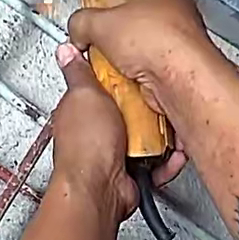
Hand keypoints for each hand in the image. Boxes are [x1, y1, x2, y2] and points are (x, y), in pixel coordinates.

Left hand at [50, 43, 186, 223]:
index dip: (121, 75)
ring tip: (168, 131)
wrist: (99, 188)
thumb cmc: (86, 146)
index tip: (138, 69)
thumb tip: (67, 51)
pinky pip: (155, 162)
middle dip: (147, 107)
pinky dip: (166, 161)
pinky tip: (171, 155)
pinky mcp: (131, 171)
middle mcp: (96, 131)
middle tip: (156, 101)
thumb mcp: (83, 94)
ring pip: (146, 136)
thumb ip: (79, 72)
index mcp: (80, 108)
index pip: (104, 84)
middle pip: (131, 110)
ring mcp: (114, 151)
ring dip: (161, 136)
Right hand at [66, 0, 218, 117]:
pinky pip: (150, 79)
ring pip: (143, 57)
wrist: (179, 81)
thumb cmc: (158, 42)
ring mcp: (182, 48)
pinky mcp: (180, 76)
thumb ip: (81, 22)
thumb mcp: (100, 23)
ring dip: (127, 67)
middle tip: (106, 50)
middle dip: (118, 43)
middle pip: (137, 29)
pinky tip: (132, 85)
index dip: (114, 9)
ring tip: (119, 69)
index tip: (101, 22)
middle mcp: (180, 17)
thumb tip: (75, 29)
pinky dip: (137, 84)